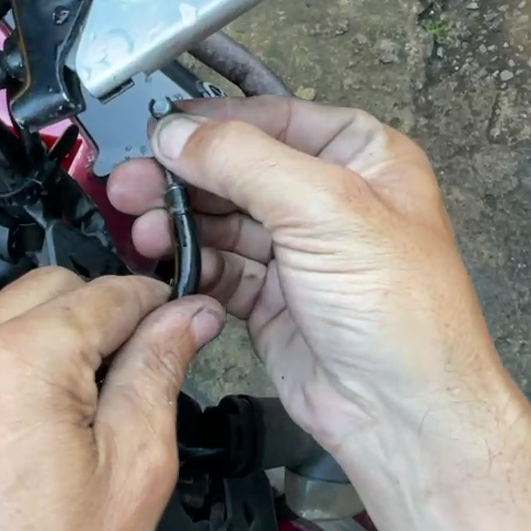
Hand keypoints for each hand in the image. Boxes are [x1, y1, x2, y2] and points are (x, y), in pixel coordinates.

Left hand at [0, 268, 221, 530]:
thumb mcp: (132, 480)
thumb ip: (157, 375)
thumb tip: (189, 312)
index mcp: (16, 363)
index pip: (100, 294)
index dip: (150, 301)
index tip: (180, 318)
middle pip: (43, 292)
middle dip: (97, 315)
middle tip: (131, 375)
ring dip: (45, 343)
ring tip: (73, 413)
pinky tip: (16, 430)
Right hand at [106, 96, 509, 461]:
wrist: (396, 410)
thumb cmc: (398, 309)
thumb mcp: (324, 208)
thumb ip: (244, 161)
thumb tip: (178, 133)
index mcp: (362, 159)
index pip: (276, 119)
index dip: (216, 124)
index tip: (162, 131)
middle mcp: (329, 201)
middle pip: (239, 172)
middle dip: (185, 178)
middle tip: (133, 185)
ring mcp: (298, 253)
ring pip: (223, 223)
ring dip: (181, 225)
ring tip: (146, 230)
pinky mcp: (271, 300)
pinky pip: (221, 270)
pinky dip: (195, 266)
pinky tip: (170, 266)